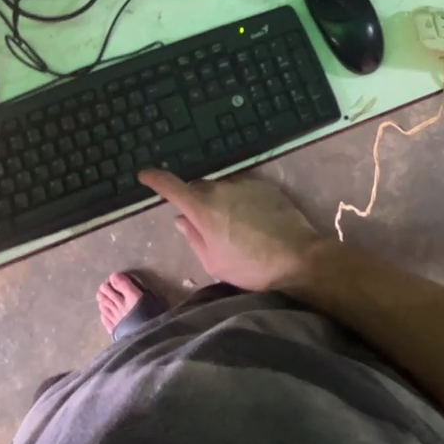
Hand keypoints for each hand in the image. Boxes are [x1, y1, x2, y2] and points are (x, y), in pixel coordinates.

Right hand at [139, 170, 328, 291]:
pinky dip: (242, 202)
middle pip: (198, 188)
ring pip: (222, 189)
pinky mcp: (265, 186)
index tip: (145, 176)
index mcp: (201, 208)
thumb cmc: (250, 267)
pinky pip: (244, 190)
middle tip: (204, 224)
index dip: (155, 179)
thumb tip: (180, 219)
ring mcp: (244, 184)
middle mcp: (220, 189)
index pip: (170, 185)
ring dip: (221, 202)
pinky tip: (254, 223)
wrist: (299, 259)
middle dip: (196, 201)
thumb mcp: (214, 261)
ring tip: (235, 228)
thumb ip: (193, 237)